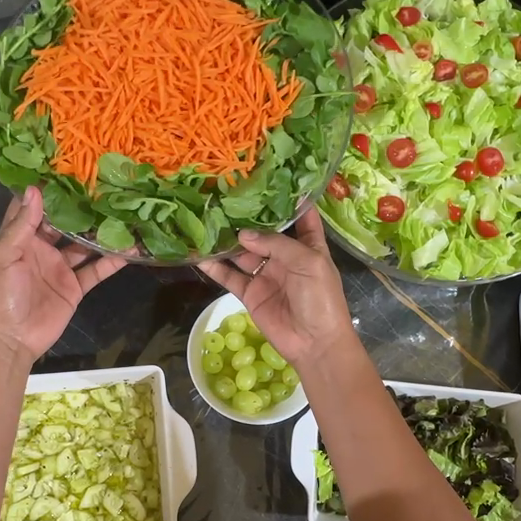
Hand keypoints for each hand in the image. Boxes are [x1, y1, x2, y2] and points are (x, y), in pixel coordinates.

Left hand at [0, 187, 126, 361]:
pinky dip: (112, 261)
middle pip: (63, 224)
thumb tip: (35, 190)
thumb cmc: (0, 294)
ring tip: (122, 214)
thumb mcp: (3, 256)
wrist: (11, 338)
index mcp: (19, 239)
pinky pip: (96, 271)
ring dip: (100, 232)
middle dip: (80, 207)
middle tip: (103, 187)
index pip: (31, 208)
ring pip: (84, 245)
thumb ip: (21, 226)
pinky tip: (130, 250)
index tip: (63, 168)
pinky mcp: (74, 287)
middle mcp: (41, 249)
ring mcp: (60, 268)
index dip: (44, 190)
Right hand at [197, 210, 356, 369]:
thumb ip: (276, 244)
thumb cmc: (320, 299)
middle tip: (223, 197)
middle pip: (264, 232)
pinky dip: (215, 267)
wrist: (314, 343)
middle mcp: (286, 257)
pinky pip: (230, 276)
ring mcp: (266, 275)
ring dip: (226, 240)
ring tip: (205, 220)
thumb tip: (243, 235)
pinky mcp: (251, 293)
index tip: (270, 177)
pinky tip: (199, 254)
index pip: (301, 216)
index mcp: (308, 246)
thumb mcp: (307, 263)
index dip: (289, 198)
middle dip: (247, 217)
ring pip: (242, 252)